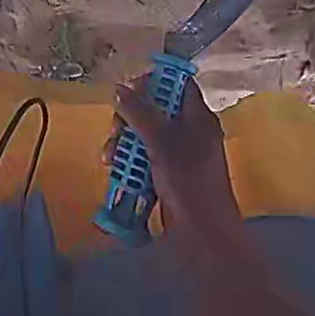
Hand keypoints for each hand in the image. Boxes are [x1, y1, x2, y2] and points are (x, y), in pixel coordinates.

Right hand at [114, 76, 240, 236]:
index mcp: (197, 118)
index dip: (155, 81)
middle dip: (128, 117)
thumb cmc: (189, 183)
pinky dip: (127, 158)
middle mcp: (188, 130)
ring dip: (123, 142)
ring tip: (112, 158)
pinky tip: (115, 168)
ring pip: (141, 132)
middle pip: (152, 107)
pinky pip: (140, 153)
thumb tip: (119, 88)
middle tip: (117, 130)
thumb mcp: (161, 143)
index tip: (130, 89)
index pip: (178, 83)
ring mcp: (176, 151)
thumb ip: (140, 113)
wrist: (202, 234)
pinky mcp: (164, 170)